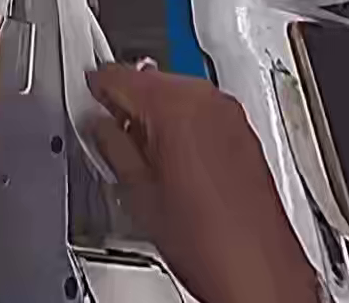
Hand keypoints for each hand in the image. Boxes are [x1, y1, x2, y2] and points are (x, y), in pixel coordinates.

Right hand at [89, 64, 320, 302]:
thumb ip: (111, 144)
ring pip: (175, 90)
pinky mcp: (240, 124)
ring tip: (144, 151)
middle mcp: (202, 97)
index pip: (119, 75)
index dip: (96, 85)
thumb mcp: (138, 193)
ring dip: (155, 110)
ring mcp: (225, 108)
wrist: (260, 273)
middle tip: (111, 127)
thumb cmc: (209, 243)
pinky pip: (199, 105)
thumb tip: (99, 125)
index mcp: (172, 106)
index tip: (89, 92)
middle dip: (127, 101)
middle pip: (148, 79)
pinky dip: (182, 119)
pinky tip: (175, 155)